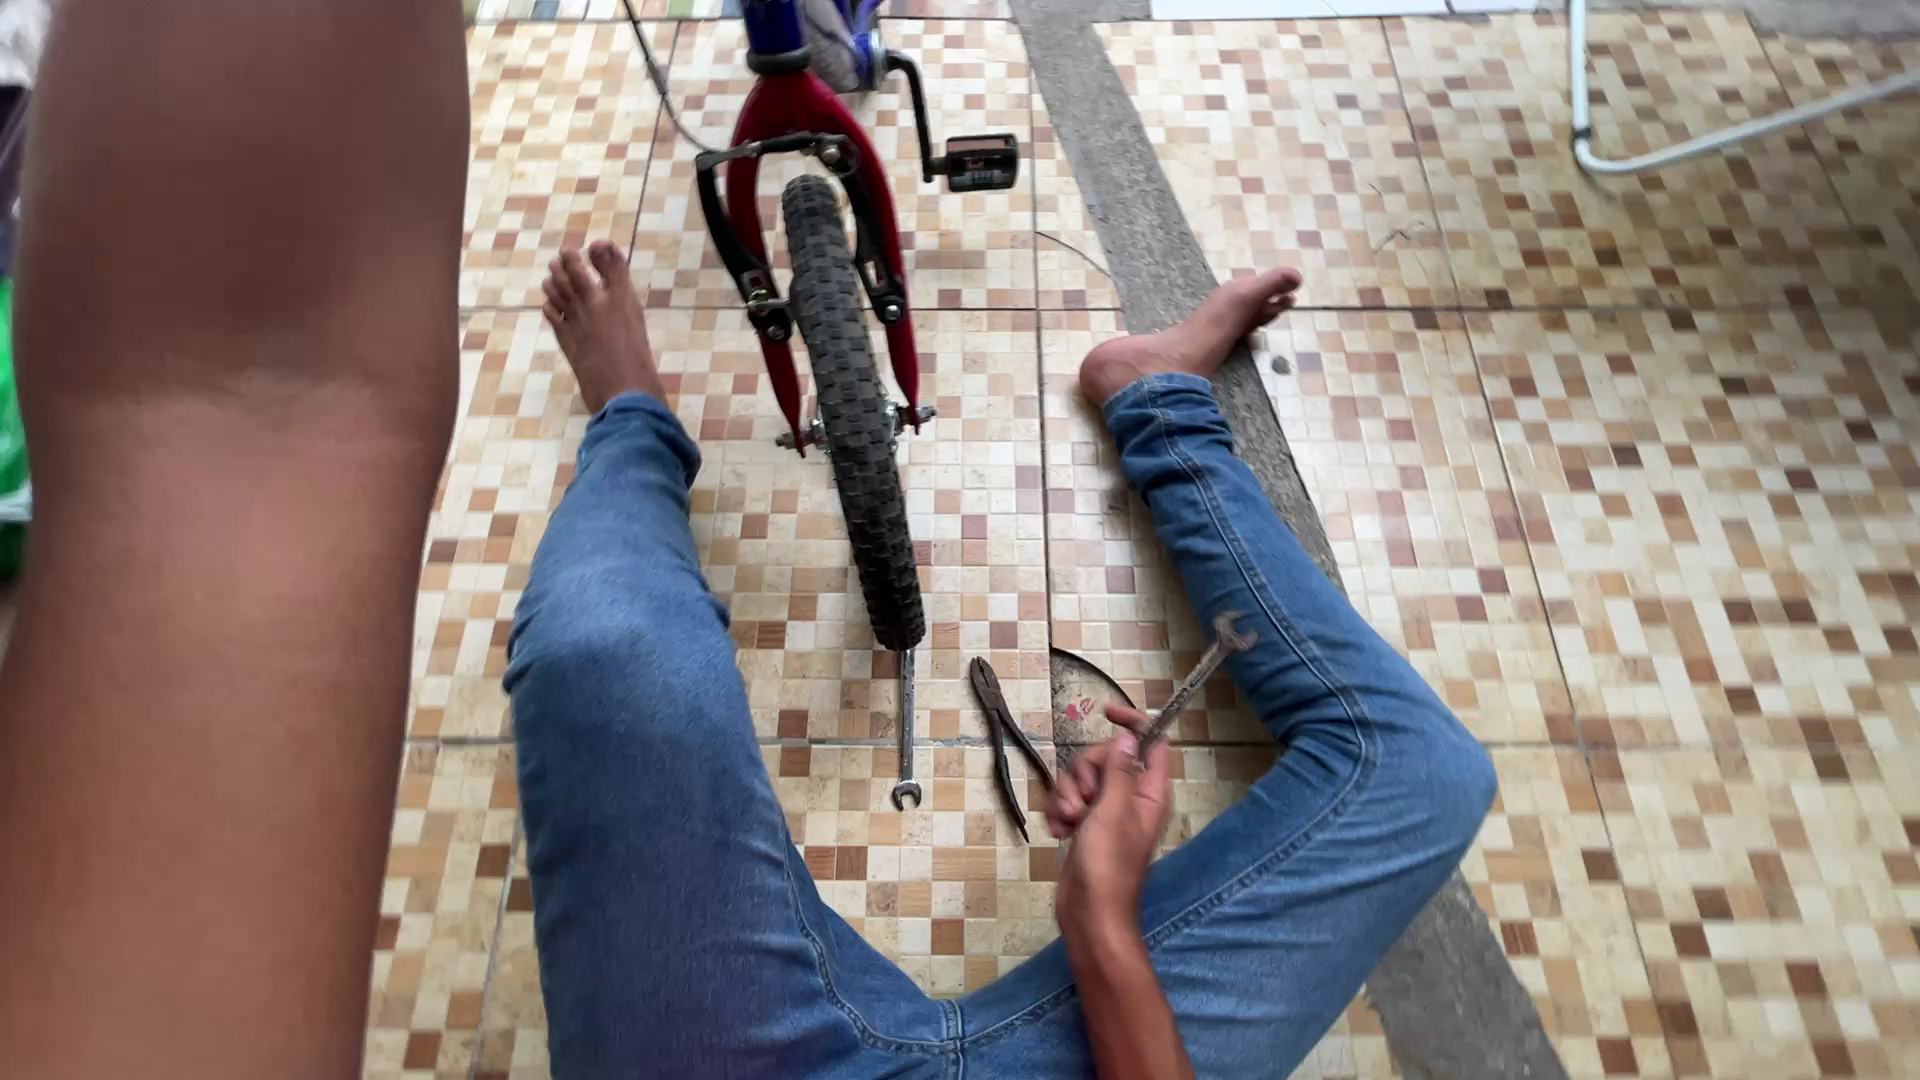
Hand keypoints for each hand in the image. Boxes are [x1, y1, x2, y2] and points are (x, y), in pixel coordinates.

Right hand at [1047, 706, 1173, 935]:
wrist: (1088, 915)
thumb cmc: (1108, 865)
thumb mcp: (1113, 811)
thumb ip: (1119, 770)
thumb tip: (1127, 738)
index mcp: (1149, 792)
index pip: (1151, 742)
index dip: (1133, 722)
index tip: (1106, 712)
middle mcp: (1129, 797)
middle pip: (1105, 756)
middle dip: (1085, 772)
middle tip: (1085, 800)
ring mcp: (1105, 811)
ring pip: (1081, 777)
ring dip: (1067, 795)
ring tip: (1069, 822)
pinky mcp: (1083, 824)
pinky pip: (1067, 799)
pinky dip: (1059, 812)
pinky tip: (1058, 831)